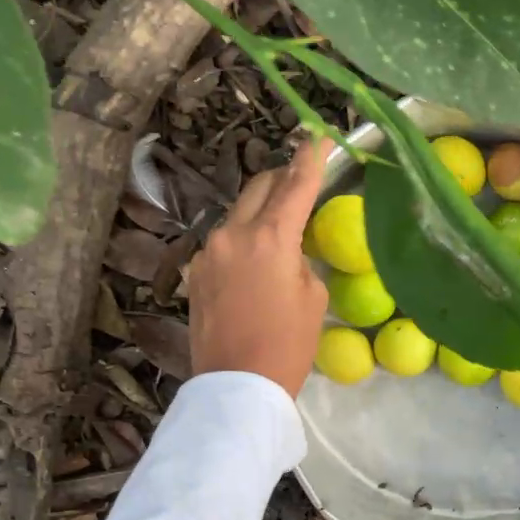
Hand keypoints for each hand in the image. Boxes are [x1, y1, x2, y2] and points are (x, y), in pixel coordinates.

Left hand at [187, 139, 332, 396]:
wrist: (238, 383)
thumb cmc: (289, 344)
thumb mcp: (313, 299)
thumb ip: (301, 262)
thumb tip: (289, 254)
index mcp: (270, 239)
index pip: (294, 187)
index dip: (311, 160)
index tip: (321, 137)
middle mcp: (233, 235)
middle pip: (258, 189)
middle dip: (282, 176)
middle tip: (304, 171)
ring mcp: (209, 252)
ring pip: (239, 214)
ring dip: (263, 209)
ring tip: (286, 217)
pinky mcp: (197, 272)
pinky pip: (227, 242)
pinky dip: (248, 238)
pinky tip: (262, 257)